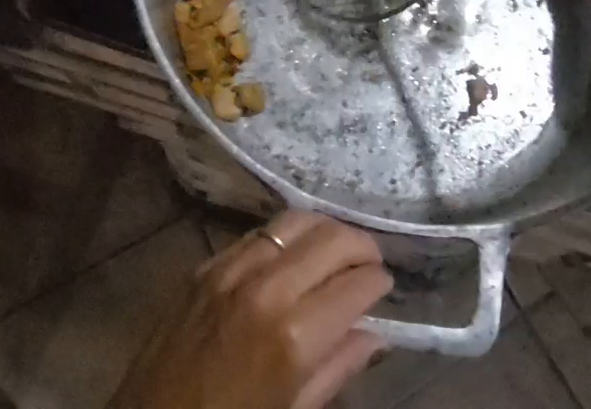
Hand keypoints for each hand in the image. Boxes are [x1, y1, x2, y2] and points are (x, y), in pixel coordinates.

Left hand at [108, 211, 392, 408]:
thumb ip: (336, 369)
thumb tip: (375, 335)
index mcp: (293, 337)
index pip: (357, 284)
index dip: (379, 282)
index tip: (386, 286)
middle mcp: (266, 289)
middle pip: (331, 239)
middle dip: (361, 246)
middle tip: (370, 262)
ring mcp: (230, 271)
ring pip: (294, 221)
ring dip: (325, 230)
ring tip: (337, 248)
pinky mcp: (204, 266)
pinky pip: (256, 234)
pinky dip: (284, 236)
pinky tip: (292, 253)